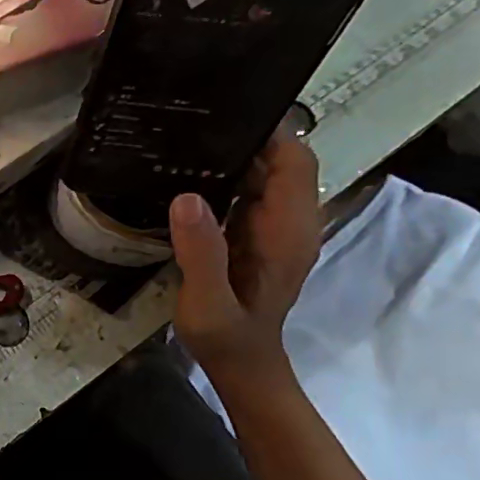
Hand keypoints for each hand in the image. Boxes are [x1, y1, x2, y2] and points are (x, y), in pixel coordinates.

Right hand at [168, 131, 321, 373]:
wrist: (241, 365)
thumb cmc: (227, 336)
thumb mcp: (208, 302)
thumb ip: (202, 252)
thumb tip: (187, 197)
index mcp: (288, 231)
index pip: (294, 162)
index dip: (267, 134)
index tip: (221, 114)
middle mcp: (291, 222)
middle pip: (280, 161)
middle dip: (243, 138)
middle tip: (189, 122)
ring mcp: (277, 227)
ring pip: (264, 173)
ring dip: (232, 156)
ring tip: (184, 140)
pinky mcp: (259, 234)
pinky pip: (250, 192)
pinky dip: (226, 177)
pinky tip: (190, 175)